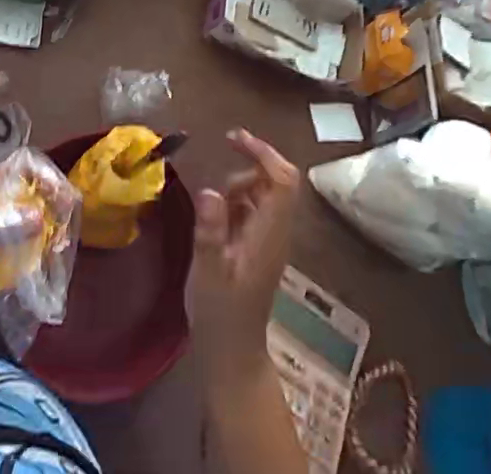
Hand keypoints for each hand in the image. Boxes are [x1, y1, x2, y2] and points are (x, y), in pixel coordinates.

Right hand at [188, 129, 298, 374]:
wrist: (232, 351)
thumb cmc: (220, 312)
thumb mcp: (208, 270)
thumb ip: (210, 229)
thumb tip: (210, 189)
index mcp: (269, 234)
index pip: (282, 181)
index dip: (263, 153)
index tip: (233, 139)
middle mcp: (276, 232)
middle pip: (278, 181)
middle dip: (251, 164)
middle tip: (221, 162)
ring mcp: (270, 239)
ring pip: (265, 193)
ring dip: (240, 184)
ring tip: (211, 204)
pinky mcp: (259, 246)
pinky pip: (255, 209)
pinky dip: (237, 201)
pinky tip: (214, 218)